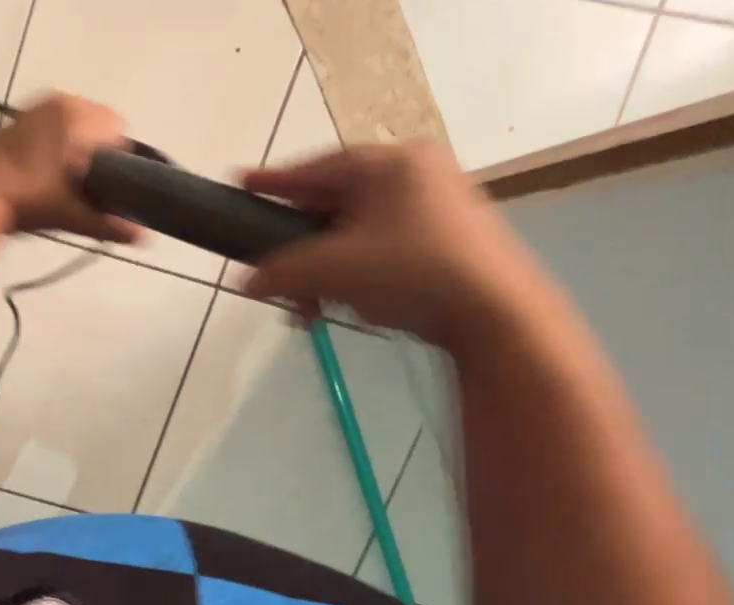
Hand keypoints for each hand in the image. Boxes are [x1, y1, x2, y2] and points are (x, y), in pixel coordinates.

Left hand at [0, 95, 142, 243]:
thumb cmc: (26, 203)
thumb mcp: (69, 214)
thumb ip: (106, 223)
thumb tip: (142, 237)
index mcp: (80, 115)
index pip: (117, 129)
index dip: (117, 157)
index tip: (106, 183)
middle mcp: (60, 101)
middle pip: (94, 123)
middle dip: (94, 150)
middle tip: (82, 185)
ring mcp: (35, 106)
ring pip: (71, 122)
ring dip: (72, 144)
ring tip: (60, 178)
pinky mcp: (15, 117)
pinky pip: (47, 123)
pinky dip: (51, 140)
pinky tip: (40, 168)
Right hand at [243, 143, 558, 348]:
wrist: (493, 311)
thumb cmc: (410, 272)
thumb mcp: (331, 270)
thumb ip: (280, 271)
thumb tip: (247, 280)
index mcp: (391, 164)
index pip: (318, 167)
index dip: (274, 180)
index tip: (241, 183)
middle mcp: (415, 174)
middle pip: (333, 201)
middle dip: (296, 240)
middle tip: (267, 262)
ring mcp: (433, 205)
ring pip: (352, 230)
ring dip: (319, 267)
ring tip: (302, 301)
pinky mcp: (442, 238)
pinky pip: (376, 246)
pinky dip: (348, 271)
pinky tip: (335, 302)